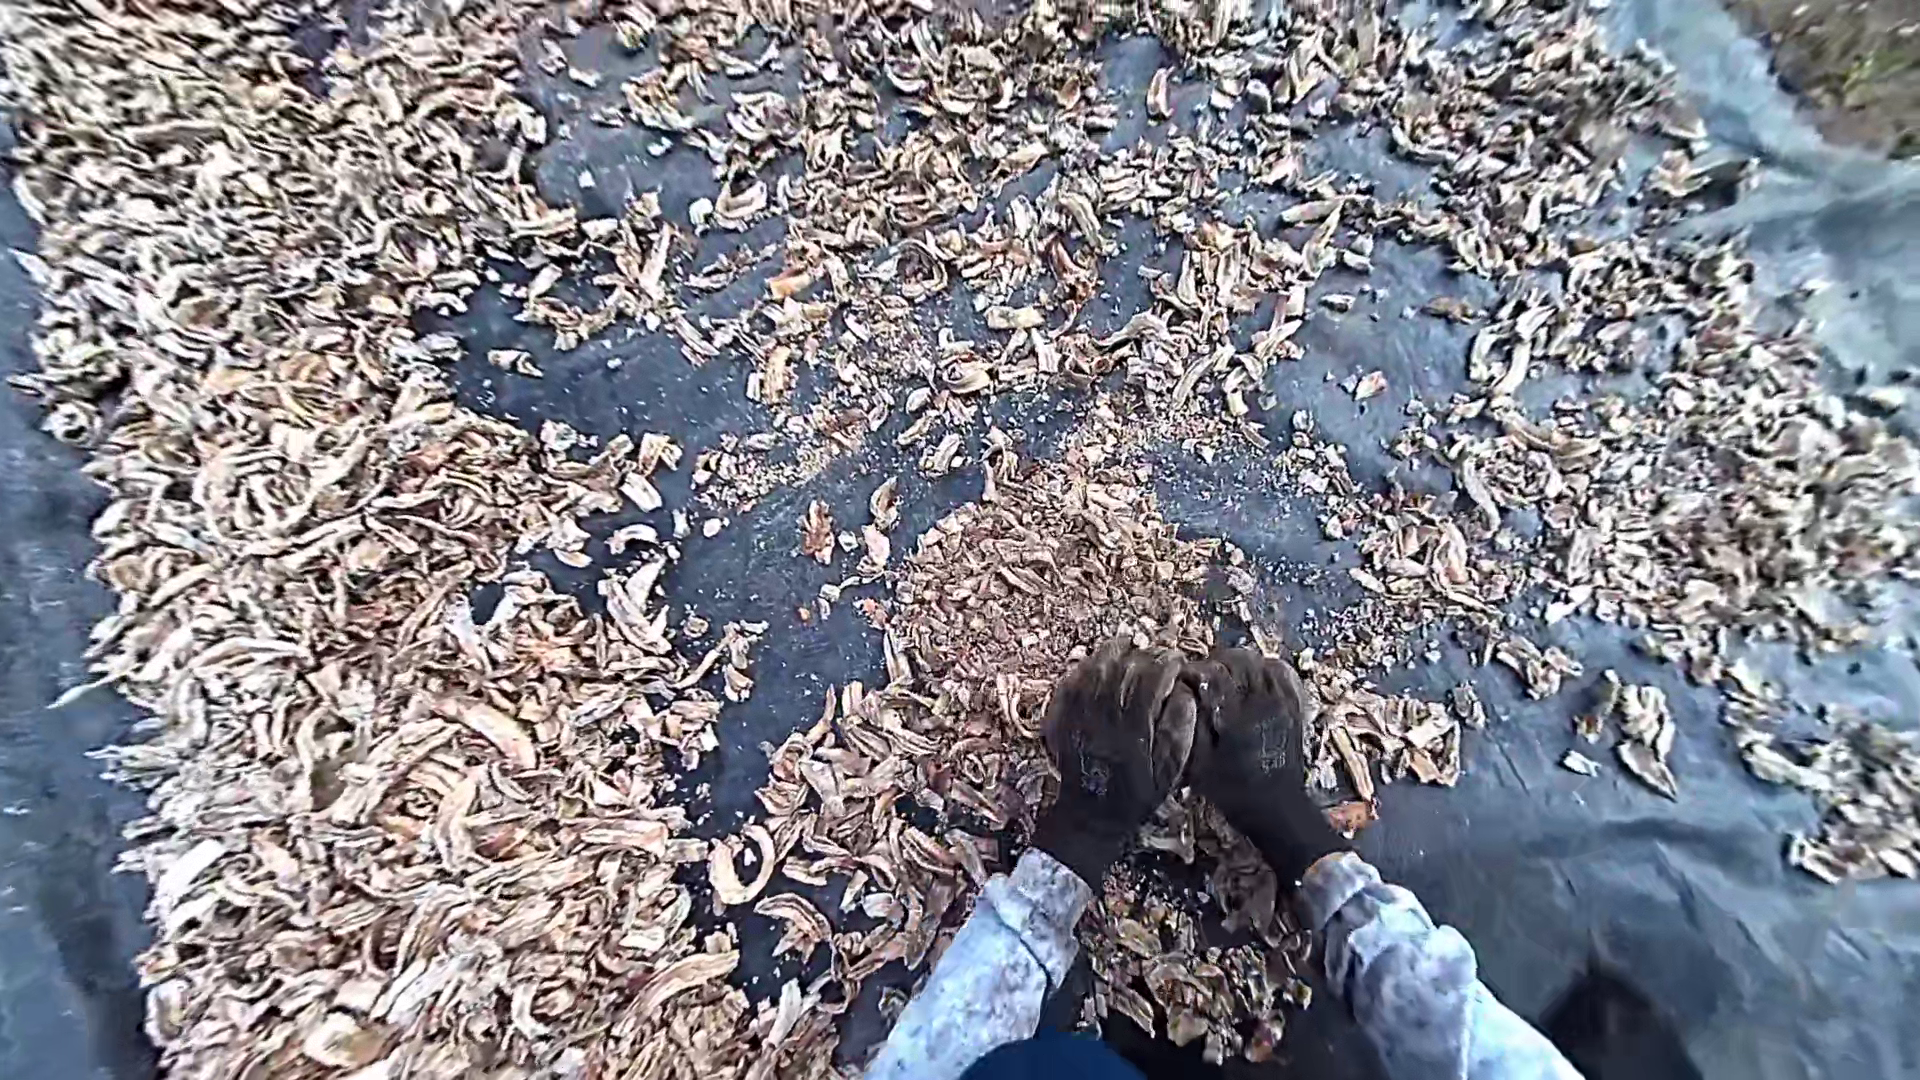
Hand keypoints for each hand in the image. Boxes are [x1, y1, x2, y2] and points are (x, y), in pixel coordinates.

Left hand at [1032, 640, 1197, 884]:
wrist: (1089, 812)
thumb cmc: (1135, 793)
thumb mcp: (1168, 772)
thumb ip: (1179, 732)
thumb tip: (1186, 695)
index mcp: (1134, 726)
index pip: (1152, 680)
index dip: (1167, 665)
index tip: (1178, 661)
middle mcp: (1104, 713)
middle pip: (1125, 668)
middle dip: (1146, 655)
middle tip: (1158, 654)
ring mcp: (1079, 710)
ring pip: (1097, 667)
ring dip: (1116, 652)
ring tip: (1130, 647)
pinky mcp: (1062, 712)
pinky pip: (1073, 678)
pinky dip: (1087, 664)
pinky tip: (1099, 661)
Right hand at [1182, 647, 1347, 884]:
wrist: (1279, 811)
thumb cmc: (1234, 790)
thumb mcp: (1200, 764)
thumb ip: (1188, 726)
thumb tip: (1177, 696)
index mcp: (1235, 713)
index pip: (1212, 673)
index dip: (1194, 672)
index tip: (1183, 678)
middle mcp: (1260, 702)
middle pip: (1238, 661)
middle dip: (1215, 663)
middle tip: (1201, 674)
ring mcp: (1281, 704)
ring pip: (1260, 664)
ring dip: (1239, 664)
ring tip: (1224, 674)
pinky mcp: (1293, 710)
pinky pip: (1283, 677)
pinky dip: (1267, 670)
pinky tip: (1253, 678)